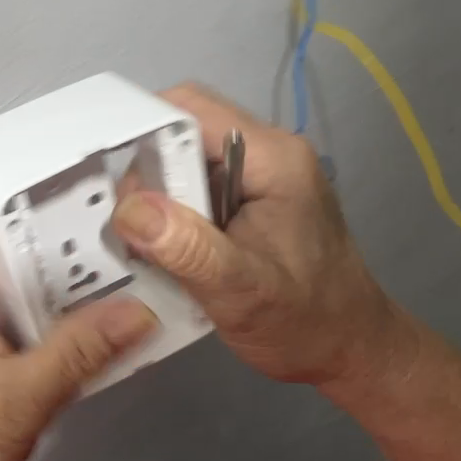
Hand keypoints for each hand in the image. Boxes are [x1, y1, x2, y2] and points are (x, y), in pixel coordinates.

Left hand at [0, 180, 156, 460]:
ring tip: (106, 236)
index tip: (55, 156)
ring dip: (44, 250)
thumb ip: (84, 347)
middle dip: (37, 206)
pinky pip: (6, 294)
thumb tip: (145, 310)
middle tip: (102, 195)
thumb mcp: (26, 394)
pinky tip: (87, 293)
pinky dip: (41, 287)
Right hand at [110, 83, 400, 386]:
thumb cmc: (305, 321)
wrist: (349, 350)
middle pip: (181, 136)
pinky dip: (169, 219)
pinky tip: (162, 253)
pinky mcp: (246, 205)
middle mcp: (265, 155)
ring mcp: (256, 180)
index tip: (112, 185)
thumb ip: (187, 247)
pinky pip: (193, 194)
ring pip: (182, 167)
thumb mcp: (241, 289)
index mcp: (272, 158)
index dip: (142, 135)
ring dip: (155, 203)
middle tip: (129, 231)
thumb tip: (129, 209)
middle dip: (145, 179)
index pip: (190, 109)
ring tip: (143, 247)